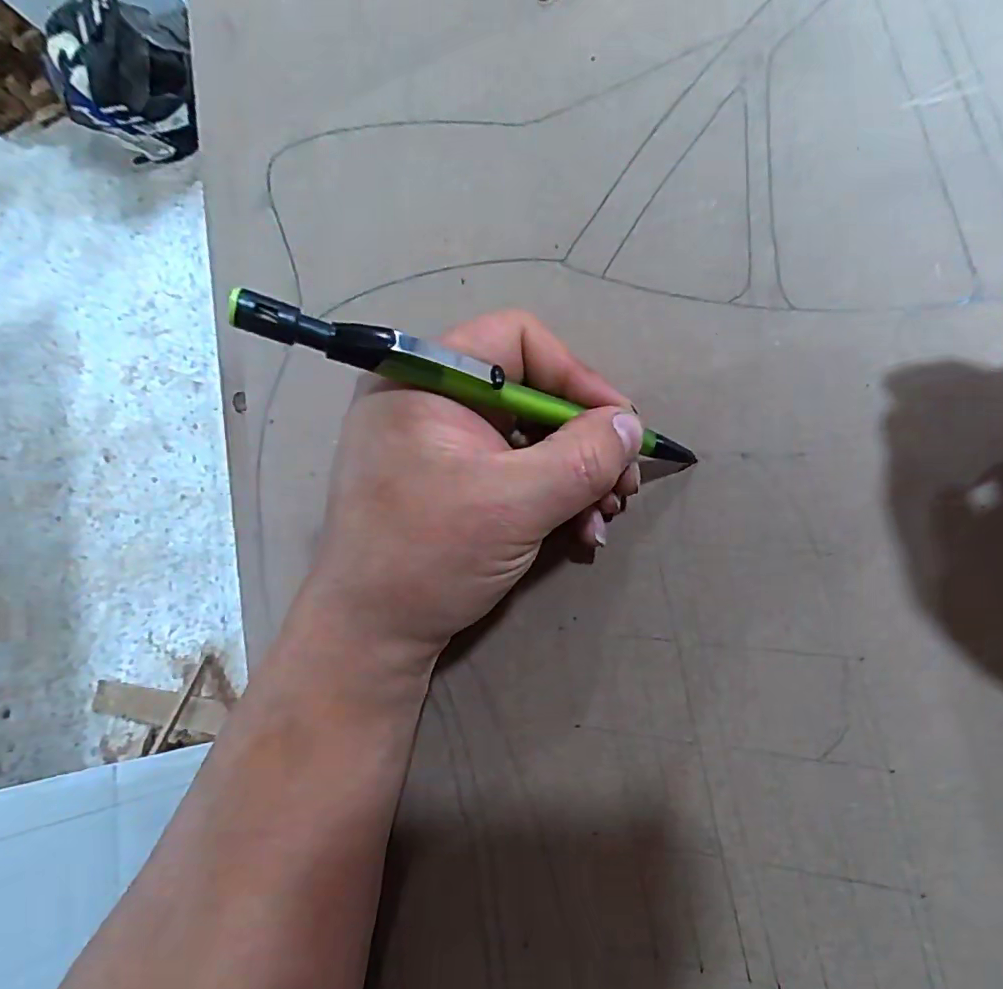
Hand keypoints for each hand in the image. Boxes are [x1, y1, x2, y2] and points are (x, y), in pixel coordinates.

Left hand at [297, 310, 643, 666]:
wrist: (371, 635)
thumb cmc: (429, 556)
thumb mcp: (516, 503)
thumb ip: (584, 457)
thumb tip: (631, 425)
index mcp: (427, 379)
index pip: (519, 340)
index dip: (578, 378)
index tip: (620, 426)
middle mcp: (432, 401)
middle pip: (533, 393)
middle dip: (587, 442)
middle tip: (623, 486)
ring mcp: (440, 446)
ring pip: (531, 439)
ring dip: (579, 477)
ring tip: (605, 517)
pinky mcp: (452, 485)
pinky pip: (515, 472)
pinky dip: (553, 498)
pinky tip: (580, 533)